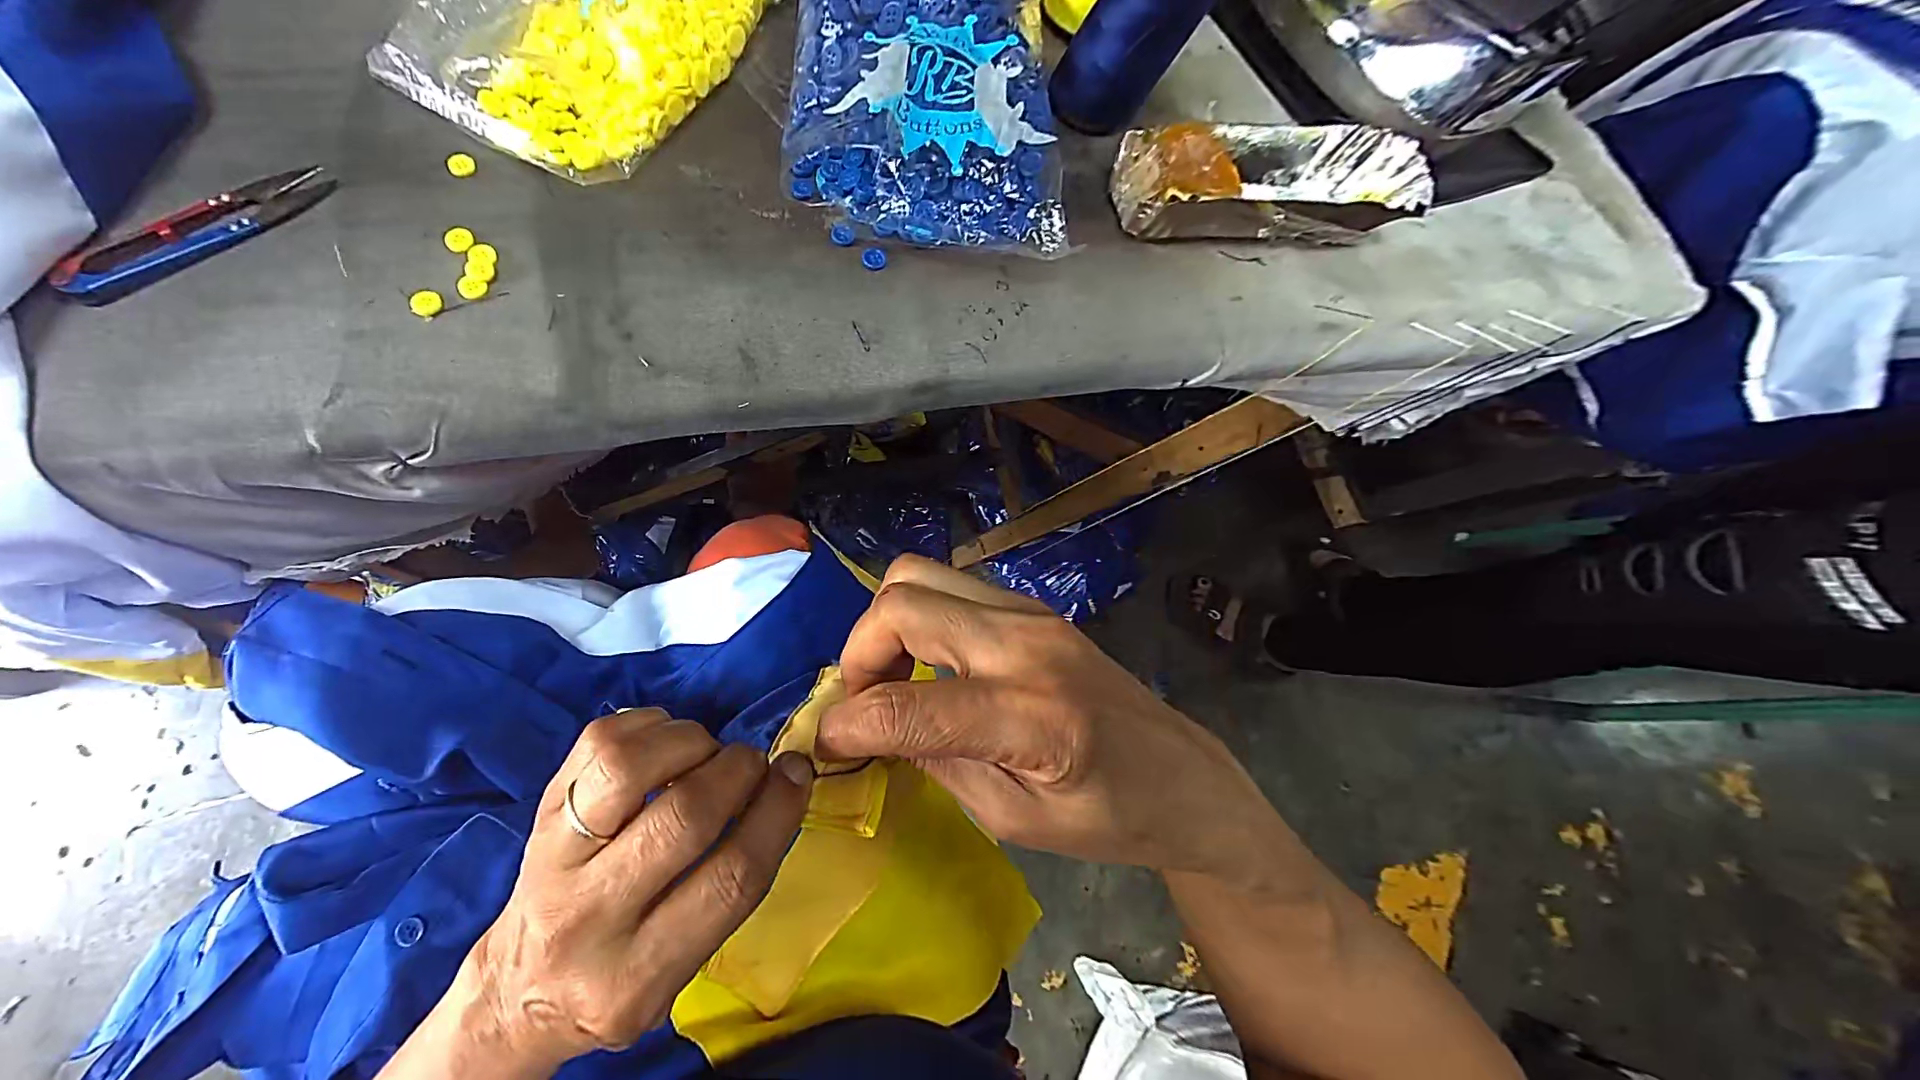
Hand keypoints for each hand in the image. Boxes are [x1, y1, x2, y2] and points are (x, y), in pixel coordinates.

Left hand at [388, 710, 813, 1079]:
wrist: (521, 987)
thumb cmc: (626, 973)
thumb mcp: (687, 963)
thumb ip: (734, 882)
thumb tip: (786, 780)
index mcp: (638, 976)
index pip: (730, 879)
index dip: (777, 811)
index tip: (796, 774)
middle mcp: (585, 920)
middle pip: (683, 816)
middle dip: (737, 770)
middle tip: (751, 765)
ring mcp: (550, 859)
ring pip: (626, 767)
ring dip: (689, 742)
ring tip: (704, 752)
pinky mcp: (537, 810)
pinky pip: (598, 740)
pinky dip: (650, 725)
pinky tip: (666, 744)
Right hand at [815, 556, 1284, 880]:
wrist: (1184, 775)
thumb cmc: (1111, 818)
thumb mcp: (1015, 818)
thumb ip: (938, 763)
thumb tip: (874, 728)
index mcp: (1031, 715)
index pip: (905, 704)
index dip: (847, 724)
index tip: (825, 744)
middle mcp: (1025, 643)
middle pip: (901, 602)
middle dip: (858, 653)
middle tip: (864, 704)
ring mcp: (1030, 613)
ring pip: (920, 575)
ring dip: (886, 625)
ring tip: (893, 679)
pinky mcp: (1032, 606)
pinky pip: (950, 585)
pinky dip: (918, 617)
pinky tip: (930, 664)